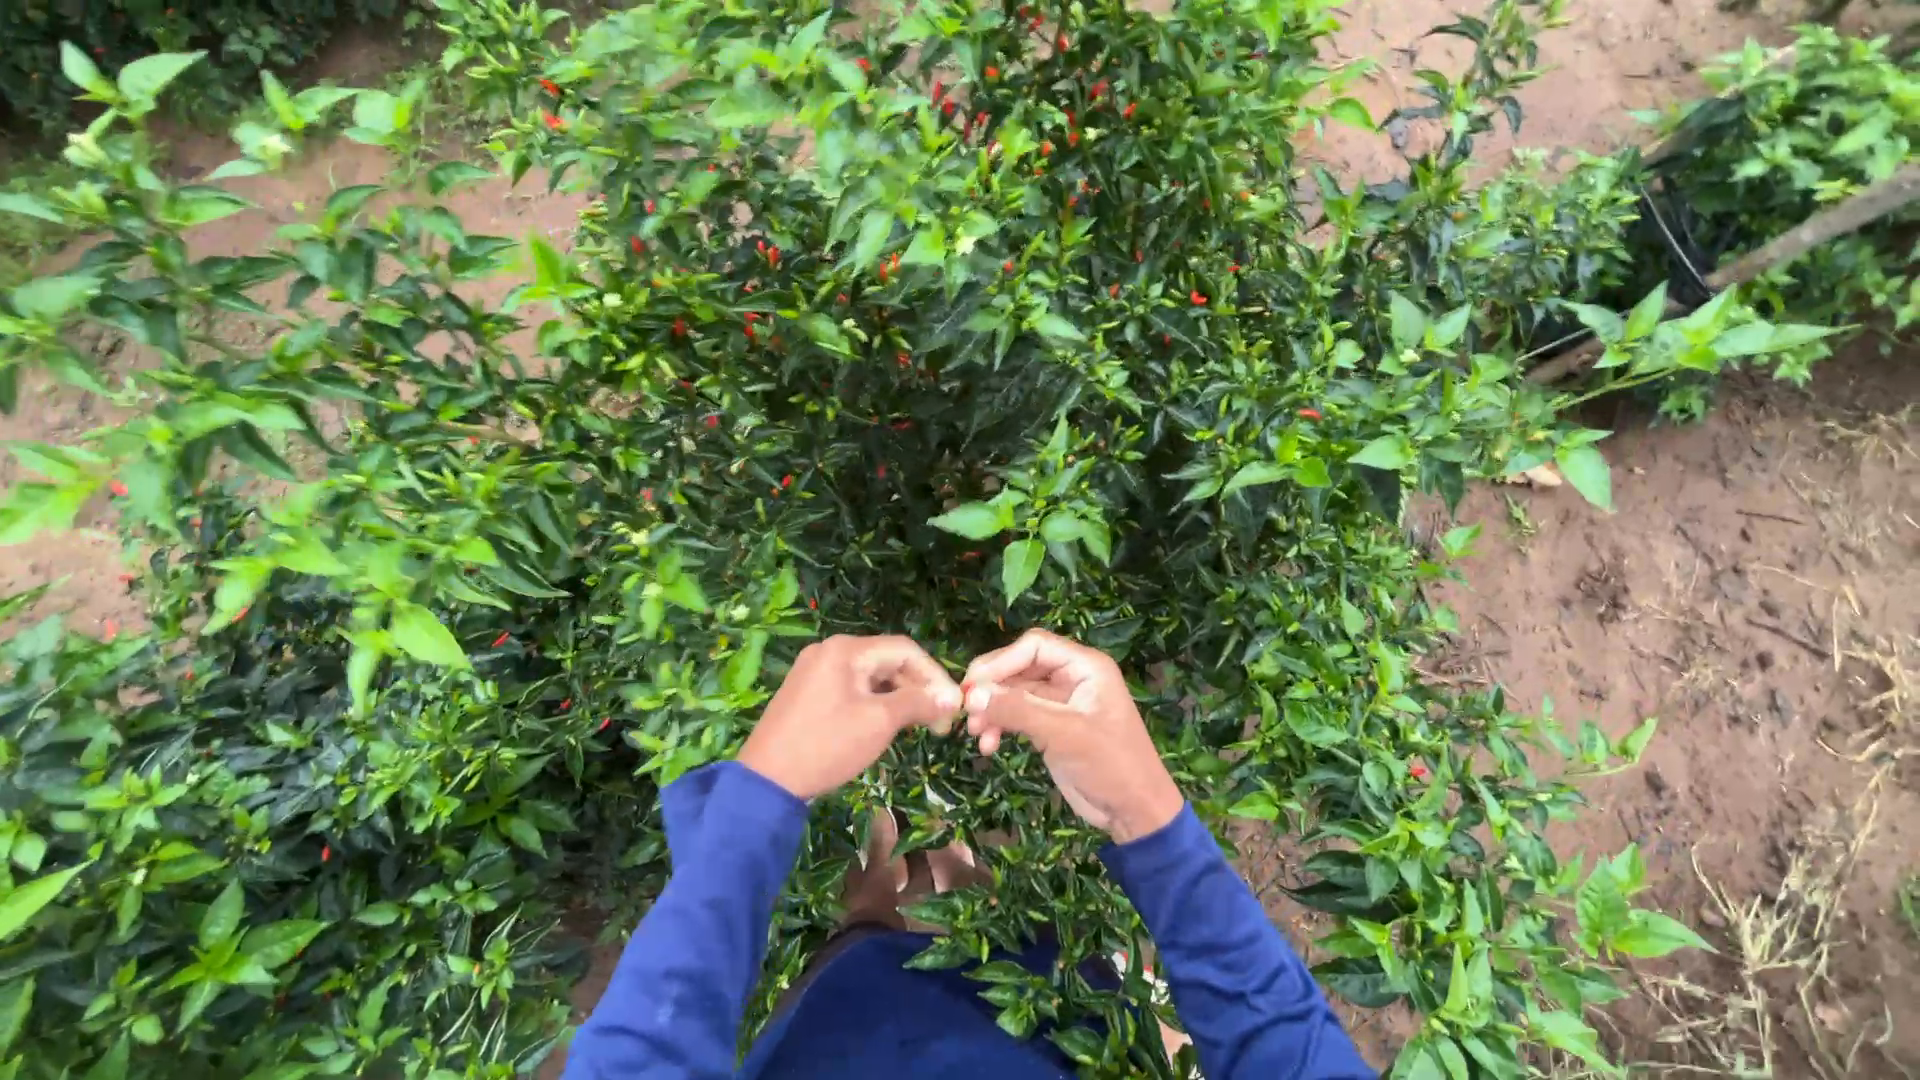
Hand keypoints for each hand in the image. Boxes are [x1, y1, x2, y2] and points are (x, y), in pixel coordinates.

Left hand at [738, 635, 962, 798]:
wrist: (766, 781)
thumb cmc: (827, 745)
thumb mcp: (879, 722)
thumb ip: (917, 703)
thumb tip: (949, 699)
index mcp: (845, 650)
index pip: (905, 650)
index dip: (935, 676)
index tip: (953, 705)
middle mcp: (829, 651)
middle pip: (887, 661)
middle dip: (917, 689)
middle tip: (939, 723)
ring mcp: (814, 671)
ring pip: (871, 677)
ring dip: (898, 698)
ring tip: (918, 726)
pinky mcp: (807, 692)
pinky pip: (852, 689)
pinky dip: (875, 703)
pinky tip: (887, 725)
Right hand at [961, 629, 1184, 843]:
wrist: (1134, 812)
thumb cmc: (1111, 764)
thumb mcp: (1064, 734)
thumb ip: (1018, 710)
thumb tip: (972, 695)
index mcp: (1085, 666)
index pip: (1034, 646)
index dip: (1001, 661)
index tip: (973, 686)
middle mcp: (1072, 678)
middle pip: (1019, 667)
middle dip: (992, 687)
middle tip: (966, 709)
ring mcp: (1060, 703)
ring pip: (1014, 693)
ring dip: (992, 710)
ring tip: (977, 734)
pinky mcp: (1051, 727)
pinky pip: (1017, 715)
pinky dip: (1000, 726)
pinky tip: (988, 746)